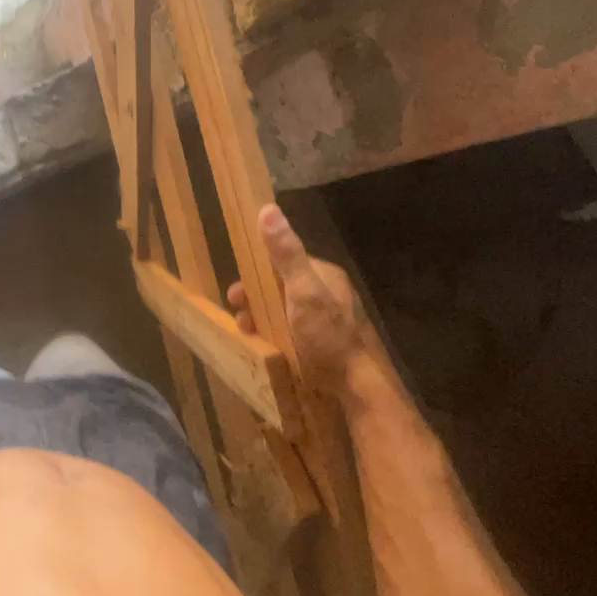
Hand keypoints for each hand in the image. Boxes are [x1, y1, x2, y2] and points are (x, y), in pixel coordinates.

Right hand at [226, 204, 368, 389]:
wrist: (358, 388)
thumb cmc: (328, 335)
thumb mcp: (303, 291)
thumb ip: (285, 253)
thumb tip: (267, 208)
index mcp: (324, 275)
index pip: (283, 261)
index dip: (257, 272)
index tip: (238, 293)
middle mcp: (328, 292)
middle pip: (281, 286)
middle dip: (256, 300)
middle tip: (241, 318)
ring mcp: (327, 318)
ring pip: (285, 310)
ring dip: (263, 319)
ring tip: (249, 334)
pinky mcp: (326, 342)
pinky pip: (293, 329)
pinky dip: (277, 335)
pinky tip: (268, 347)